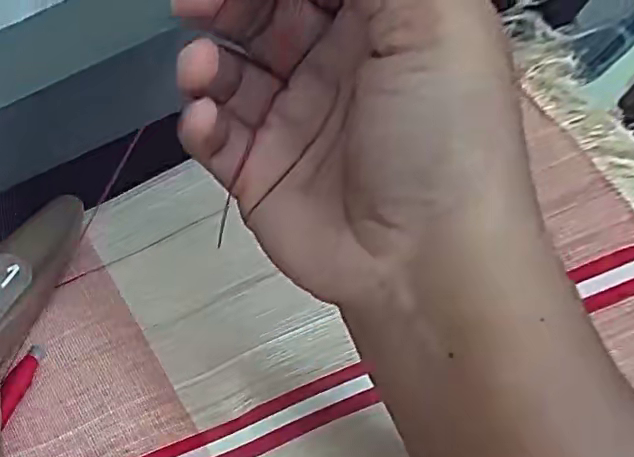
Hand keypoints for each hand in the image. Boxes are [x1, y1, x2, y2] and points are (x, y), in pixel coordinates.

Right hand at [175, 0, 543, 309]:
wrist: (414, 253)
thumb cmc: (441, 130)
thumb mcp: (433, 19)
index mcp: (382, 20)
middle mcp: (331, 66)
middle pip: (265, 17)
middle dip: (228, 6)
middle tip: (192, 4)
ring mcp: (289, 124)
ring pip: (232, 78)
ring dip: (207, 67)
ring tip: (197, 72)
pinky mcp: (255, 176)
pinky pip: (216, 140)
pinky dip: (202, 125)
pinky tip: (203, 120)